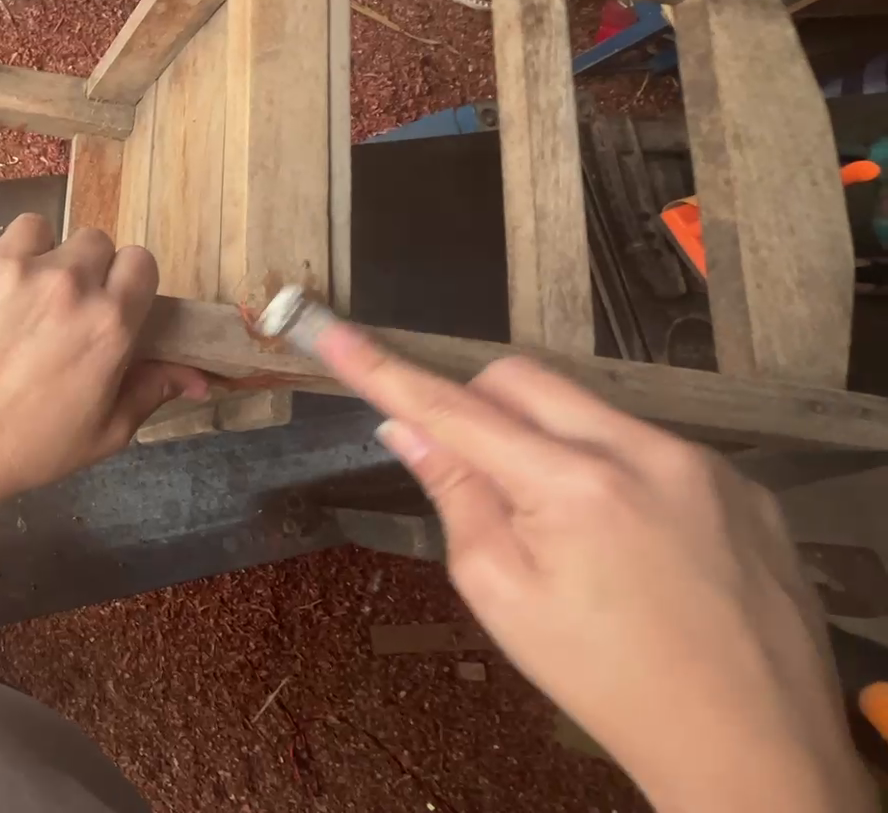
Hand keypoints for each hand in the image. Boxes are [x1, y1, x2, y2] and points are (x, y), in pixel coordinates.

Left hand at [0, 214, 207, 522]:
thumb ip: (149, 391)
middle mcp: (62, 283)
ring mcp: (3, 267)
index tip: (105, 300)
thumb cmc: (22, 451)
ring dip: (29, 253)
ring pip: (34, 228)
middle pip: (91, 240)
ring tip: (6, 293)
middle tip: (52, 306)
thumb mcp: (102, 434)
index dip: (125, 279)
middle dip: (79, 267)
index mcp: (107, 322)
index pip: (140, 261)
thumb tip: (196, 374)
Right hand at [314, 322, 869, 812]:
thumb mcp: (496, 586)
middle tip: (469, 467)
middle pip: (518, 378)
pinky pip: (638, 440)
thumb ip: (453, 493)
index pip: (451, 409)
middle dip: (474, 404)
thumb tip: (405, 429)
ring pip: (580, 405)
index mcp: (573, 487)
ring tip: (555, 519)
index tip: (335, 336)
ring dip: (539, 437)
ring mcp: (705, 465)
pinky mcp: (742, 485)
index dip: (384, 371)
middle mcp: (646, 453)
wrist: (752, 751)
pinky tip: (617, 535)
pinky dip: (598, 462)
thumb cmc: (599, 675)